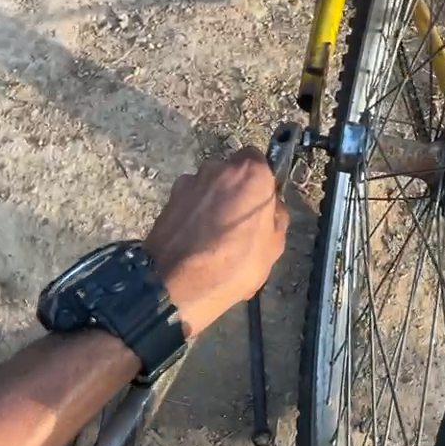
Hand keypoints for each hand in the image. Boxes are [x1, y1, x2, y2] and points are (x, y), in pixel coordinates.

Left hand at [144, 148, 289, 337]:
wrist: (176, 285)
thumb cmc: (234, 265)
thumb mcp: (274, 247)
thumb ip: (276, 217)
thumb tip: (272, 208)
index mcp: (250, 173)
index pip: (259, 160)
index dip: (261, 182)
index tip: (262, 203)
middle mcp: (217, 168)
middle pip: (232, 173)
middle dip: (236, 191)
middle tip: (240, 222)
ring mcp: (189, 182)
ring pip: (209, 188)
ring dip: (213, 203)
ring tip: (214, 236)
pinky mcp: (168, 199)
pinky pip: (190, 202)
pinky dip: (194, 215)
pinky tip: (195, 241)